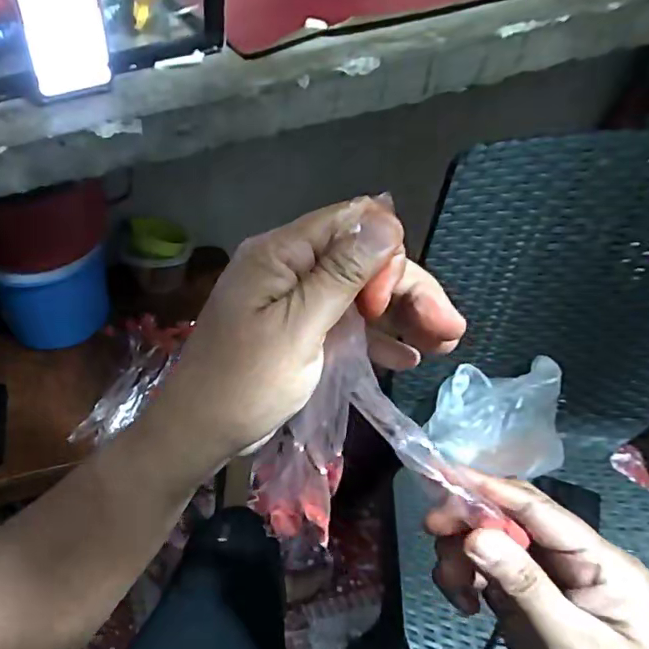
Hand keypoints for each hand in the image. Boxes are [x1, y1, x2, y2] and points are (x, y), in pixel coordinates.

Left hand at [148, 196, 465, 467]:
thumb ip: (341, 274)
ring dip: (400, 314)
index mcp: (280, 253)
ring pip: (358, 291)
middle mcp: (286, 266)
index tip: (384, 305)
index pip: (352, 222)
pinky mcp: (294, 328)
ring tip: (443, 345)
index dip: (384, 255)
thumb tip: (384, 217)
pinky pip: (343, 320)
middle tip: (449, 332)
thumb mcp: (298, 328)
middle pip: (362, 258)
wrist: (199, 430)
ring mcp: (290, 299)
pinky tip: (407, 356)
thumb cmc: (244, 382)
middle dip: (406, 289)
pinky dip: (374, 335)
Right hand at [427, 476, 648, 648]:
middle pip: (507, 521)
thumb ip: (524, 585)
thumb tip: (476, 533)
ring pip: (488, 546)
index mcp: (600, 562)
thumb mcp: (573, 643)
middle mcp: (569, 563)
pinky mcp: (521, 604)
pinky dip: (463, 581)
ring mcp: (544, 583)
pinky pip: (482, 574)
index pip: (539, 511)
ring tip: (455, 592)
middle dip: (467, 523)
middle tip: (433, 533)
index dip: (490, 489)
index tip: (442, 475)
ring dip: (461, 557)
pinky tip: (463, 606)